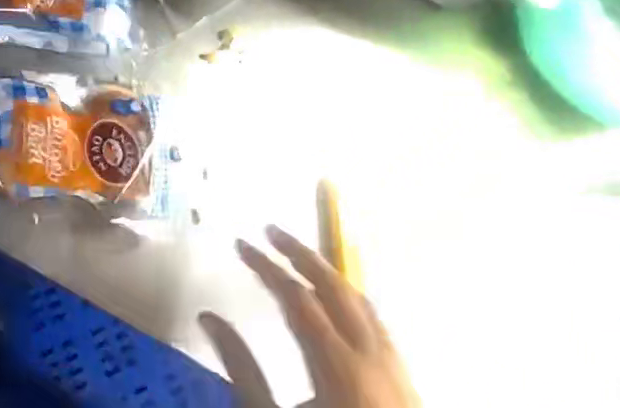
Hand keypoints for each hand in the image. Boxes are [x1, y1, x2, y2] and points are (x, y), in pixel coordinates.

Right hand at [200, 226, 419, 407]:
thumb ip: (242, 370)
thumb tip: (210, 317)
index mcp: (340, 369)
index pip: (297, 297)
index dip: (267, 266)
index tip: (241, 244)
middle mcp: (374, 360)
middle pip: (336, 286)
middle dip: (301, 253)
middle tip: (270, 230)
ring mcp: (397, 374)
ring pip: (363, 301)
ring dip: (329, 273)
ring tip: (298, 257)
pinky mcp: (409, 388)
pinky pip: (377, 324)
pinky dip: (351, 300)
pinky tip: (335, 305)